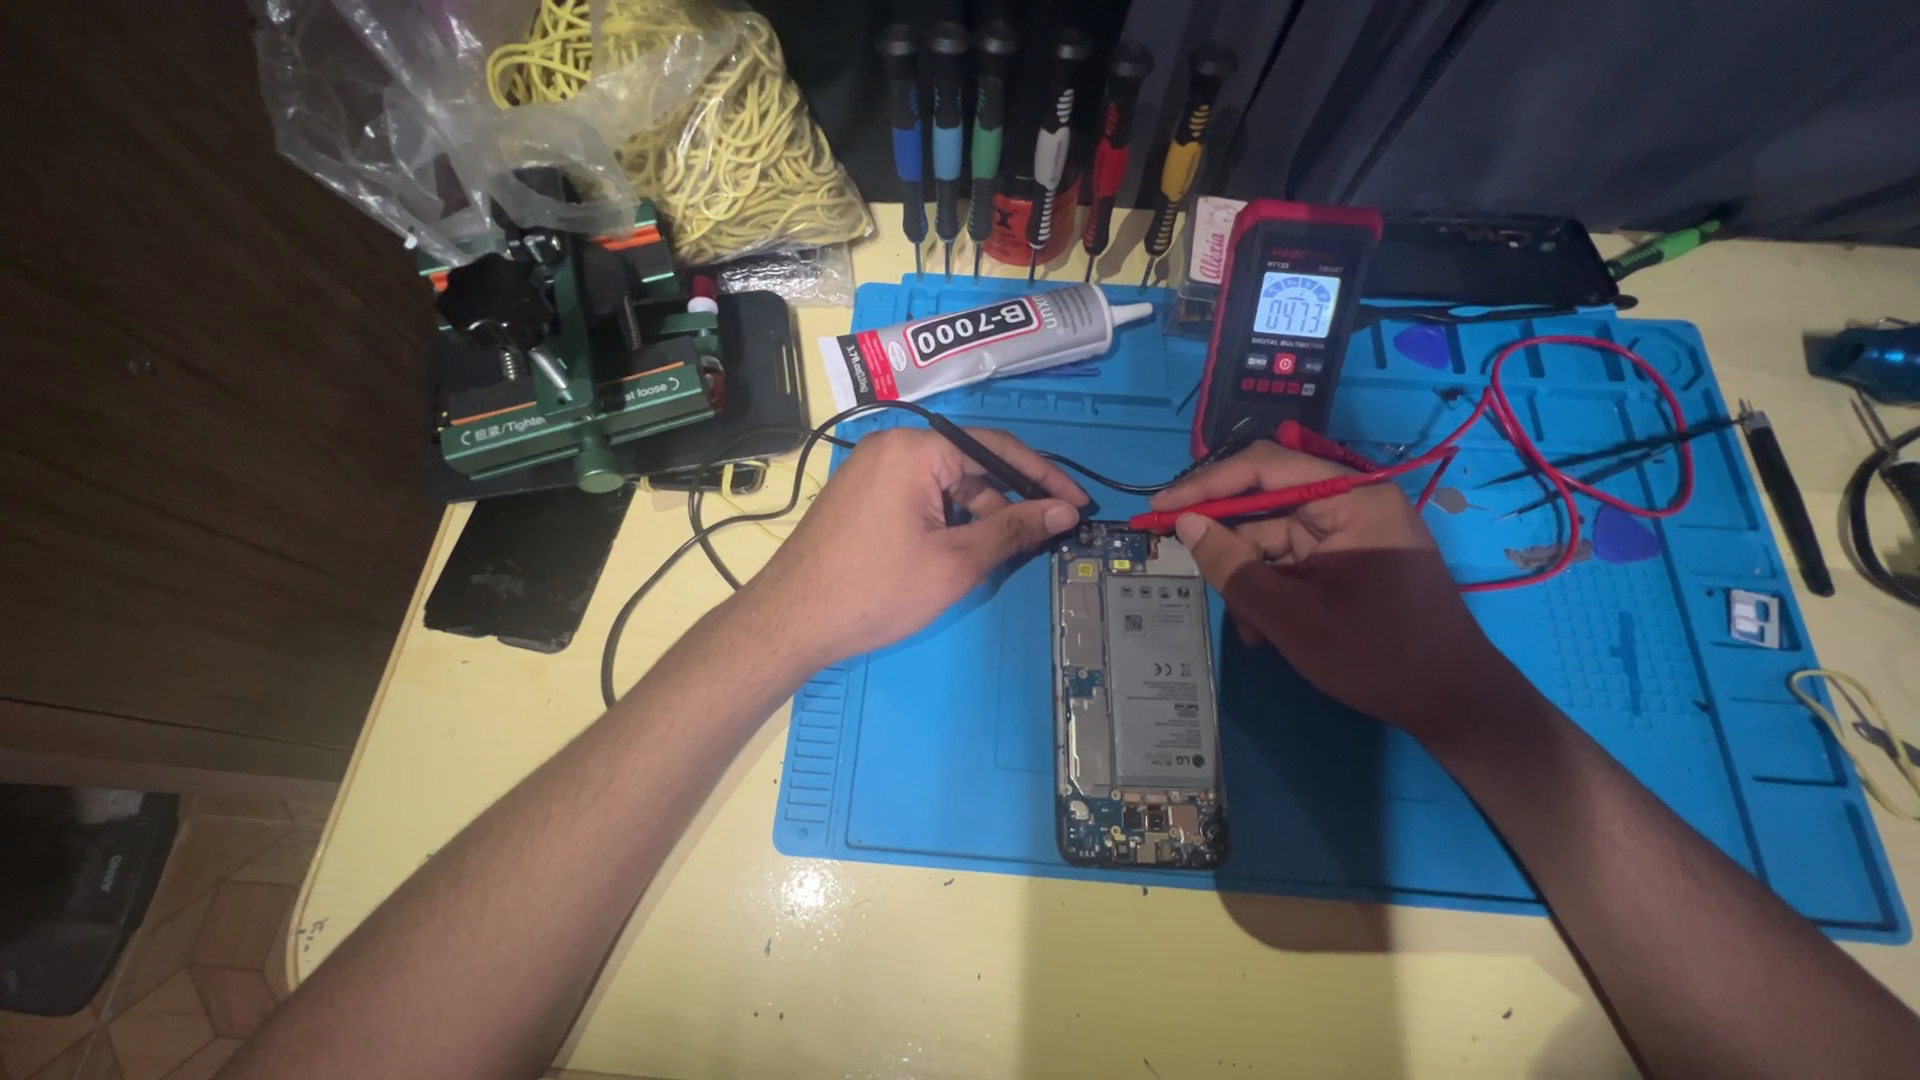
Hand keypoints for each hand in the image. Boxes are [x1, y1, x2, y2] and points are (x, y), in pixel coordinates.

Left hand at [743, 426, 1087, 666]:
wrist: (791, 621)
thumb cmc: (876, 590)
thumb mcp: (956, 562)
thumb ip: (1014, 530)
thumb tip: (1063, 511)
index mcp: (914, 450)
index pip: (996, 449)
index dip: (1043, 477)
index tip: (1076, 502)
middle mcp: (891, 448)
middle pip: (970, 466)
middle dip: (1010, 501)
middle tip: (1044, 534)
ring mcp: (872, 471)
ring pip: (945, 486)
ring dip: (979, 516)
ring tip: (1004, 552)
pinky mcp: (863, 496)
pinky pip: (921, 497)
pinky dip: (949, 521)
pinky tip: (964, 551)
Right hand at [1150, 441, 1523, 737]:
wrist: (1452, 702)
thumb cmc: (1376, 654)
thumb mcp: (1290, 614)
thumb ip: (1232, 566)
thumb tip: (1185, 524)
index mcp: (1351, 498)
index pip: (1263, 468)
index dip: (1204, 485)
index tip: (1159, 507)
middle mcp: (1351, 503)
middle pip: (1264, 506)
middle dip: (1229, 547)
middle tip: (1187, 565)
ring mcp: (1351, 532)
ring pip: (1272, 540)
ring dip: (1250, 582)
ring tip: (1250, 629)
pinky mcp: (1349, 559)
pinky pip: (1291, 562)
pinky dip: (1271, 592)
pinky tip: (1265, 630)